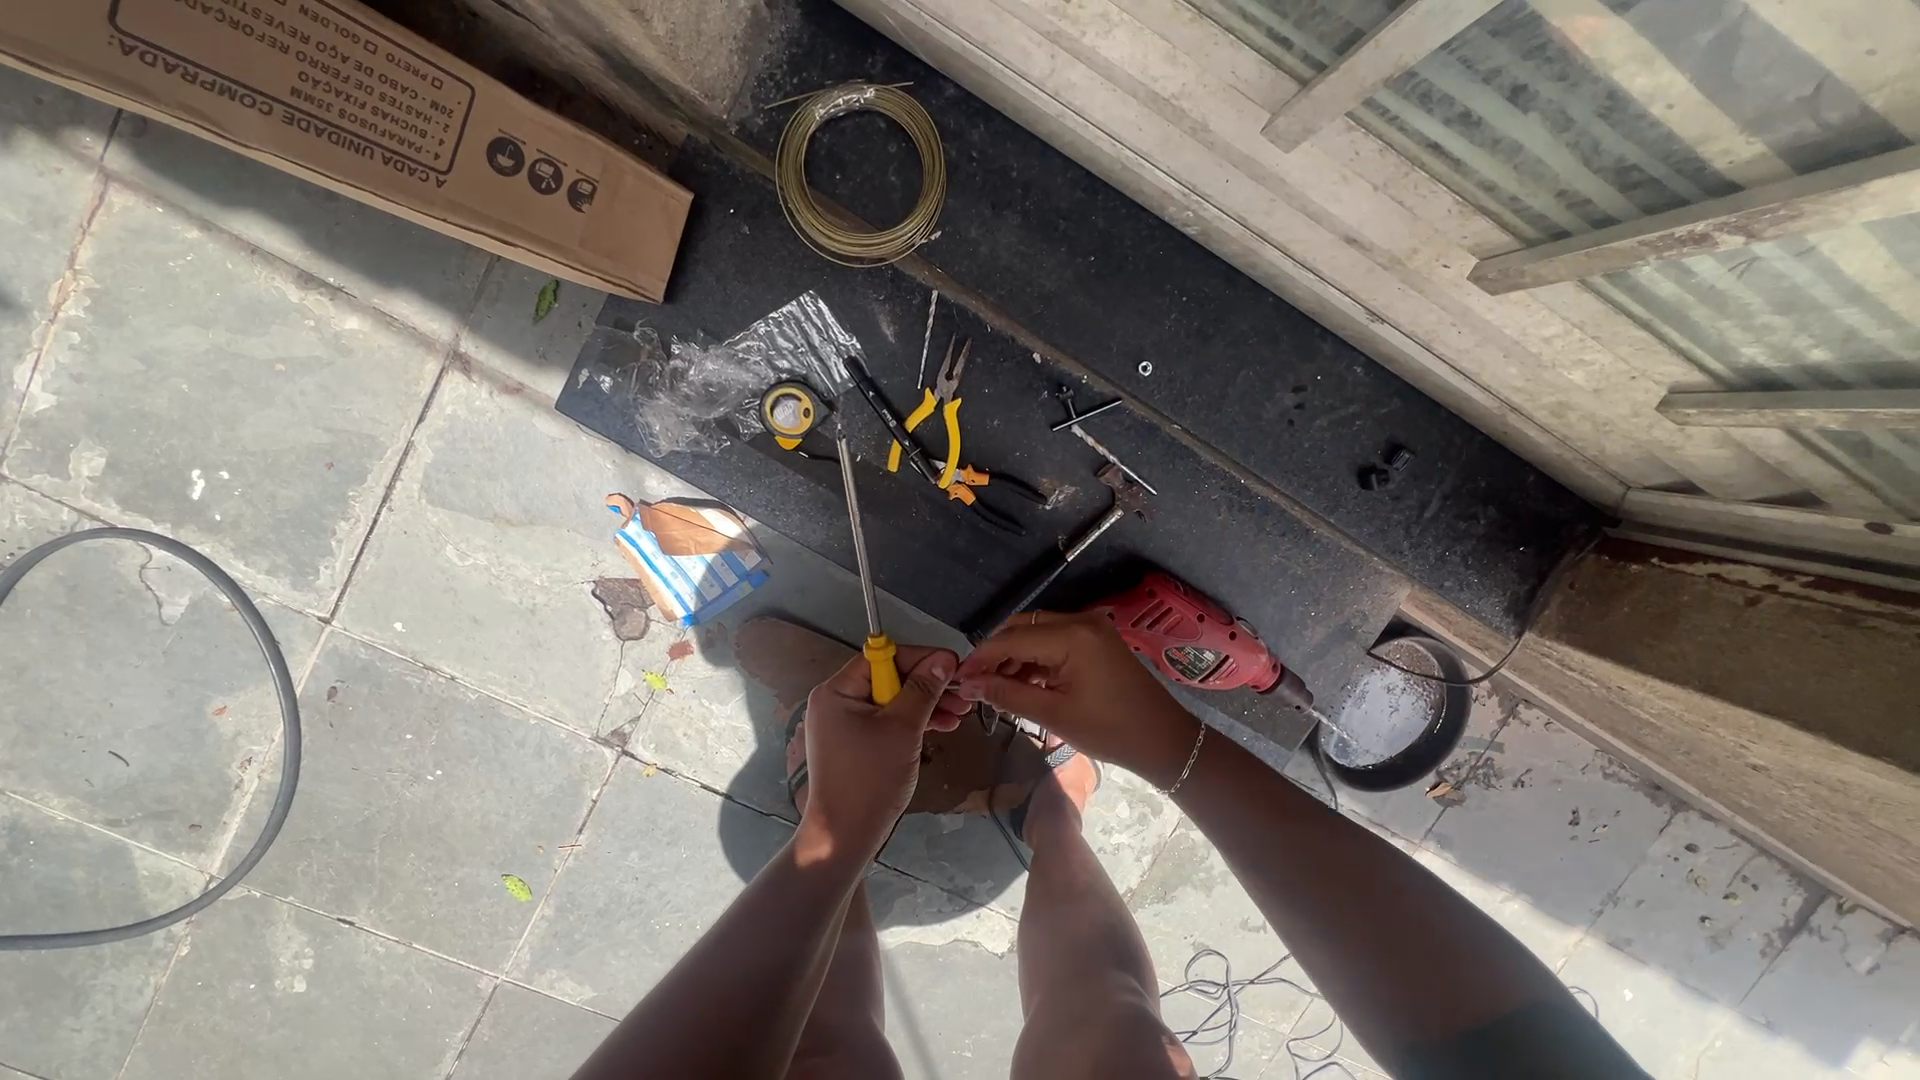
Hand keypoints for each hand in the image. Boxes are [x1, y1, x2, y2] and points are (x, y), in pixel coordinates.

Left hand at [797, 645, 968, 865]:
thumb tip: (943, 659)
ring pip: (892, 701)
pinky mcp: (855, 744)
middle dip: (928, 684)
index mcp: (837, 691)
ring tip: (960, 712)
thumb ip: (923, 690)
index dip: (919, 658)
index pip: (881, 657)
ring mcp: (844, 724)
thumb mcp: (903, 729)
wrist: (844, 837)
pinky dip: (913, 722)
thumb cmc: (870, 780)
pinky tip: (943, 725)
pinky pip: (888, 721)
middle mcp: (836, 702)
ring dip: (926, 703)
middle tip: (962, 692)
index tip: (953, 664)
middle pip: (889, 678)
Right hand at [953, 611, 1199, 780]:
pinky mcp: (1097, 640)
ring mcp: (1092, 628)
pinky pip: (1055, 639)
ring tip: (995, 687)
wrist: (1164, 741)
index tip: (958, 678)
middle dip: (996, 653)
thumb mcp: (1053, 714)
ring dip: (1015, 655)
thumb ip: (1007, 694)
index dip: (981, 658)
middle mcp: (1081, 621)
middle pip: (1023, 627)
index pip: (1011, 638)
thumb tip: (968, 685)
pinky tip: (1022, 682)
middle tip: (975, 682)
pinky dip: (1036, 657)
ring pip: (1037, 632)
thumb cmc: (1110, 731)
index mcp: (1072, 636)